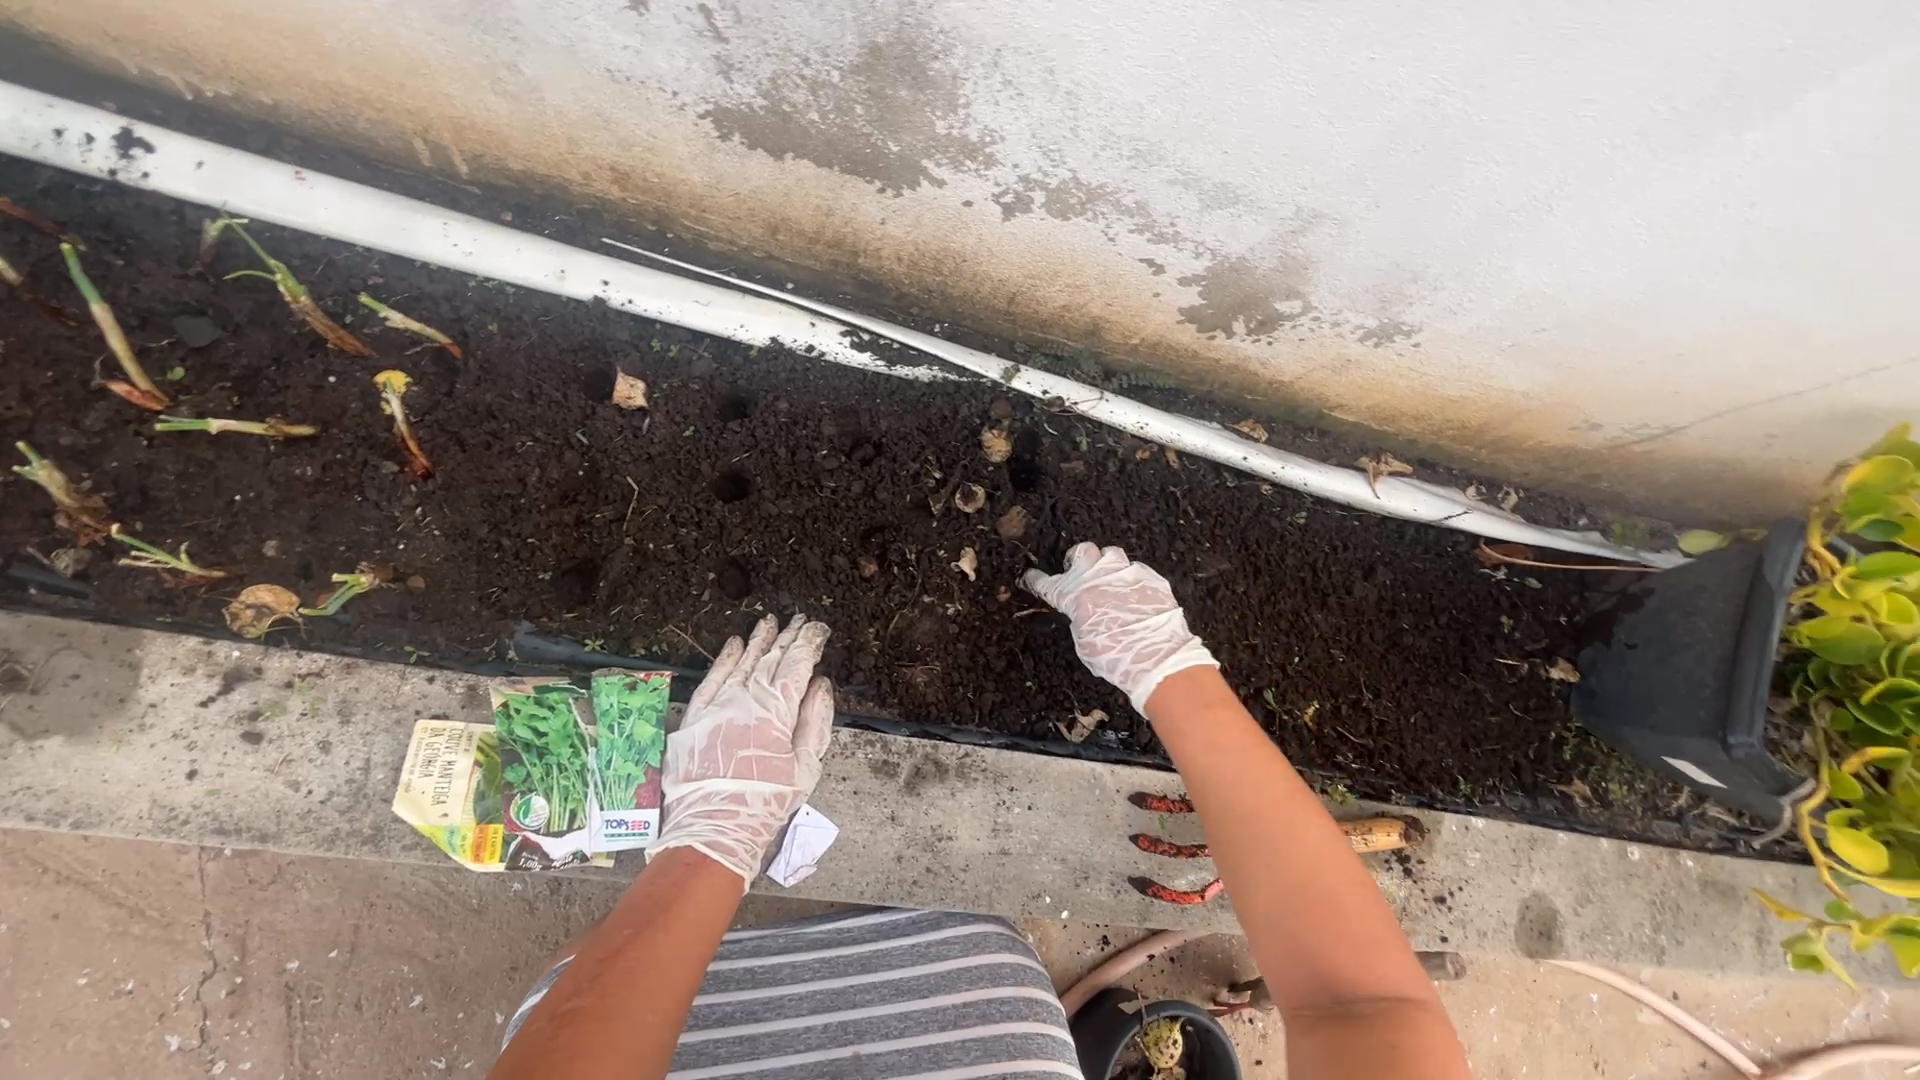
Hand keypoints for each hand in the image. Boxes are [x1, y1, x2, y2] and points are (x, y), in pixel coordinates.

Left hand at [650, 614, 834, 885]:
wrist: (714, 829)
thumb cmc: (767, 802)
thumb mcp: (806, 767)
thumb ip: (816, 722)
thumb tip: (821, 685)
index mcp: (777, 710)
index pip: (796, 665)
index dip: (809, 643)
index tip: (819, 628)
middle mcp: (746, 699)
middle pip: (770, 660)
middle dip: (786, 637)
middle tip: (798, 619)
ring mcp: (718, 706)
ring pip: (742, 664)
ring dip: (758, 641)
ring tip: (768, 622)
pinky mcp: (695, 718)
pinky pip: (711, 680)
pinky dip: (724, 660)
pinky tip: (733, 645)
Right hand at [1022, 542, 1216, 713]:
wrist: (1159, 659)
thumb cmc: (1117, 656)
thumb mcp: (1083, 642)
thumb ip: (1078, 618)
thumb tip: (1080, 611)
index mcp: (1074, 595)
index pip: (1046, 581)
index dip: (1036, 580)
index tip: (1032, 578)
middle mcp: (1098, 577)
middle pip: (1081, 551)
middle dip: (1077, 560)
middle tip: (1078, 573)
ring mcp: (1126, 573)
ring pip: (1110, 554)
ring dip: (1106, 565)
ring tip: (1109, 580)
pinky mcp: (1150, 577)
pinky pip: (1135, 569)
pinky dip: (1130, 580)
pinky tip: (1132, 595)